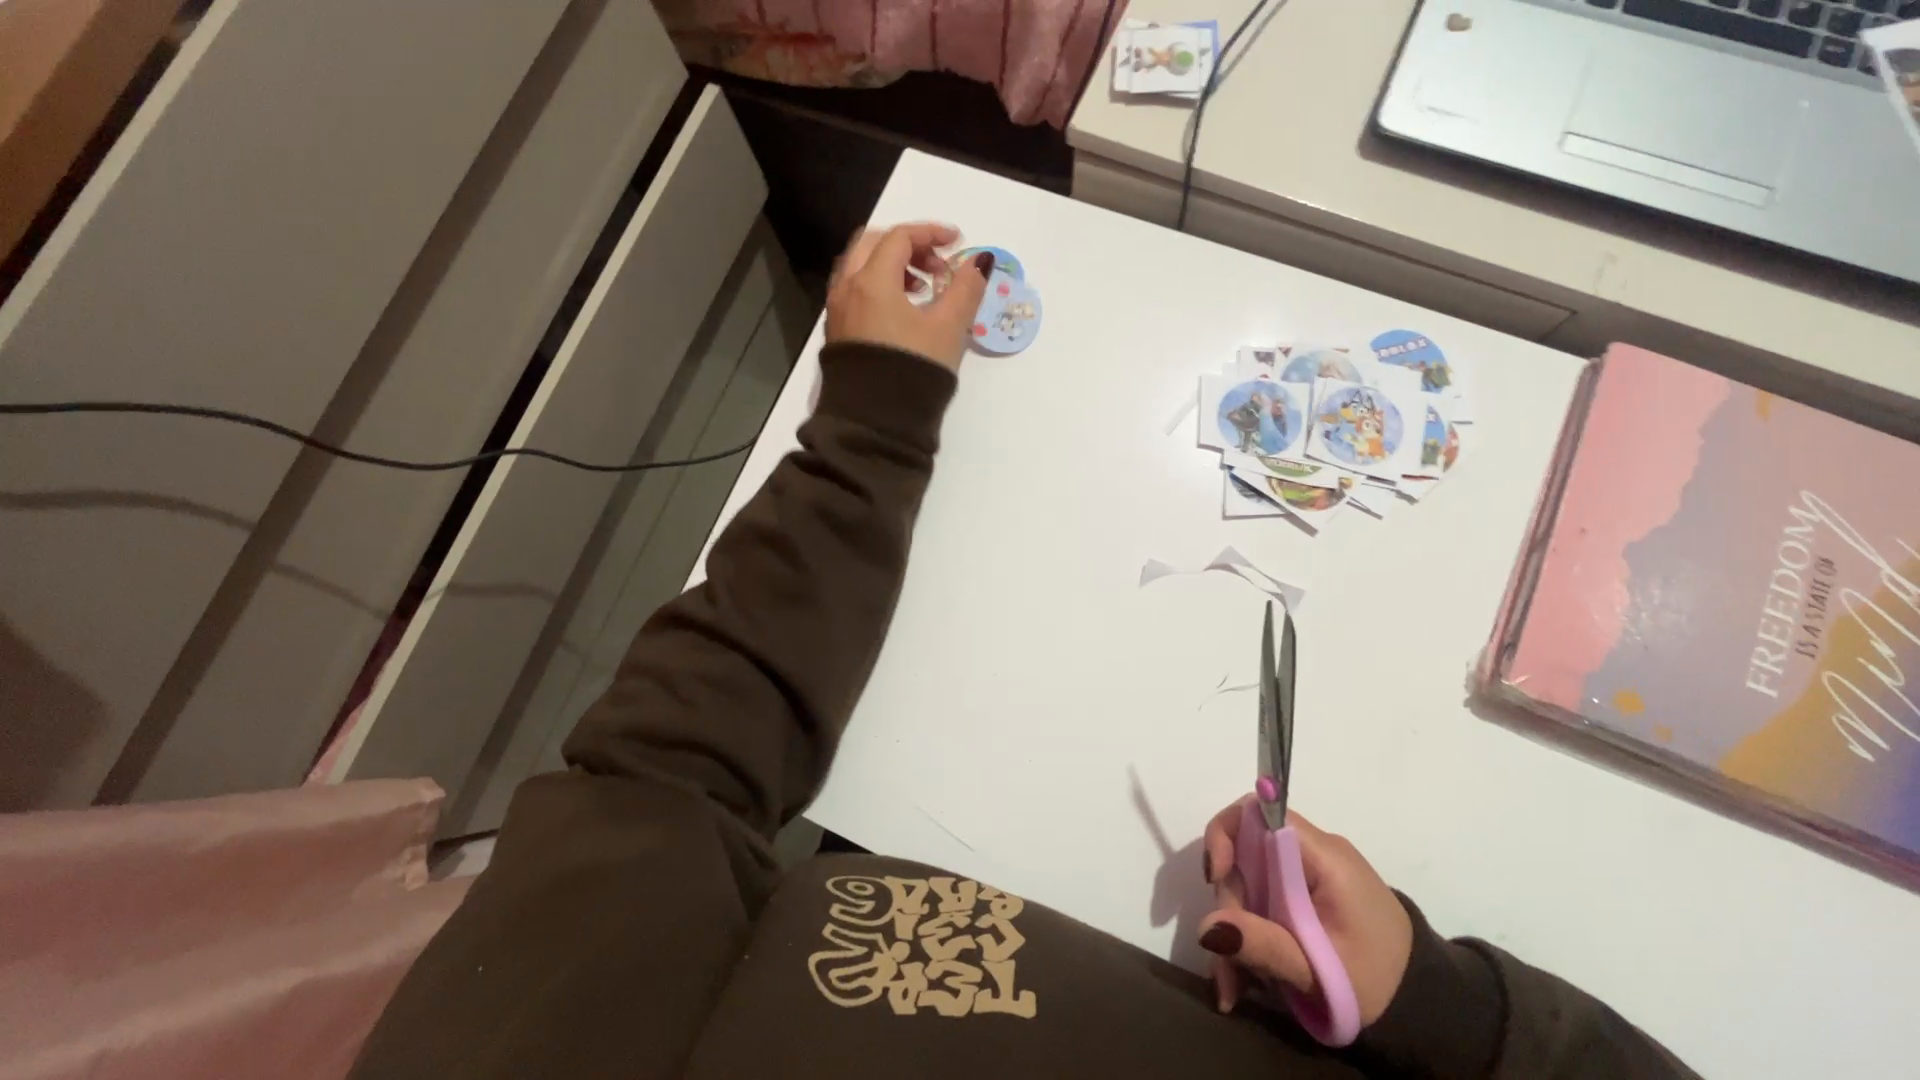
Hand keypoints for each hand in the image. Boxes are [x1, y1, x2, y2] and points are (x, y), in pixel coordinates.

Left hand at [825, 222, 992, 371]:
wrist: (875, 423)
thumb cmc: (914, 370)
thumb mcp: (948, 327)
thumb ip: (966, 288)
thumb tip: (981, 260)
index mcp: (871, 280)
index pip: (900, 237)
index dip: (931, 233)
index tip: (957, 243)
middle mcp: (846, 289)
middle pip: (873, 245)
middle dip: (908, 246)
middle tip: (937, 265)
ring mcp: (837, 312)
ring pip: (860, 269)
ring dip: (891, 268)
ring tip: (922, 290)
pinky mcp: (836, 334)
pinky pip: (855, 294)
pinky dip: (878, 288)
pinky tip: (902, 314)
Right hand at [1198, 798, 1413, 1024]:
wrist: (1422, 1002)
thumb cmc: (1378, 980)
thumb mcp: (1319, 972)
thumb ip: (1264, 946)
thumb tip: (1206, 927)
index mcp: (1322, 857)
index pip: (1258, 812)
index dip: (1226, 834)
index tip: (1215, 878)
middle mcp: (1309, 855)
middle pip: (1244, 859)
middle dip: (1228, 909)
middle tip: (1227, 961)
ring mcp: (1303, 877)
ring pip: (1246, 887)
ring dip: (1232, 934)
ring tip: (1233, 989)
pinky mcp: (1299, 898)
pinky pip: (1260, 904)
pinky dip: (1246, 939)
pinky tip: (1242, 984)